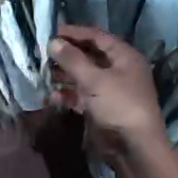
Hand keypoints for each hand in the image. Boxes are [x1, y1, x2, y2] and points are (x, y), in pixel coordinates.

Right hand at [47, 24, 166, 157]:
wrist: (133, 146)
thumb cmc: (119, 105)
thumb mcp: (95, 80)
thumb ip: (72, 60)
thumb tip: (53, 42)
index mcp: (124, 57)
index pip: (97, 37)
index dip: (75, 33)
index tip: (52, 32)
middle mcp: (117, 70)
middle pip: (89, 56)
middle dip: (67, 55)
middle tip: (43, 53)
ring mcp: (108, 90)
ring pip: (82, 77)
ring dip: (64, 75)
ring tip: (43, 73)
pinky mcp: (99, 108)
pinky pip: (80, 96)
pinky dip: (67, 95)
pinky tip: (51, 97)